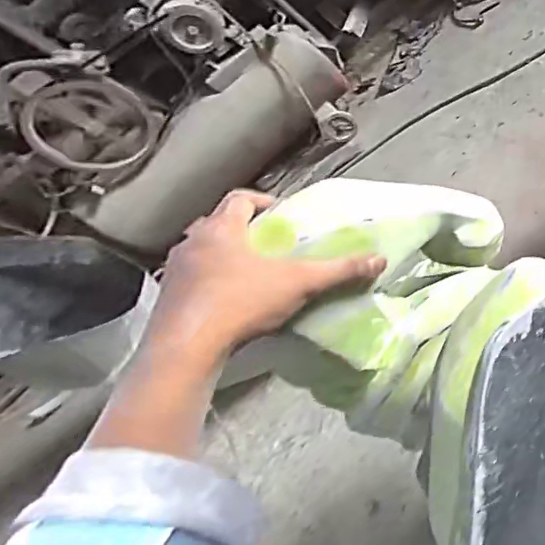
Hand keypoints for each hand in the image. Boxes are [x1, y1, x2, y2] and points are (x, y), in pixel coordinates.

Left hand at [144, 189, 385, 377]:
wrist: (187, 346)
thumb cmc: (241, 302)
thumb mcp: (299, 283)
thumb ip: (338, 271)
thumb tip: (378, 260)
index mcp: (222, 227)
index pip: (240, 198)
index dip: (262, 201)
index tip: (280, 215)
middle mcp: (193, 240)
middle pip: (218, 222)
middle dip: (242, 229)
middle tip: (266, 244)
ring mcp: (175, 268)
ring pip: (200, 250)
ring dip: (221, 255)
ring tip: (247, 273)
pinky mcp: (166, 296)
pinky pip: (189, 278)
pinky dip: (206, 282)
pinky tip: (224, 301)